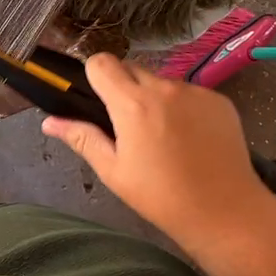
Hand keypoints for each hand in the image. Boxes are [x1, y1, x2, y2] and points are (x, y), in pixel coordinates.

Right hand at [43, 55, 275, 257]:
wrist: (226, 213)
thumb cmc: (162, 197)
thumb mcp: (114, 171)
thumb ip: (82, 138)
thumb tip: (49, 121)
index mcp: (132, 104)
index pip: (101, 62)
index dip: (94, 76)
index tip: (98, 100)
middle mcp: (164, 88)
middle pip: (131, 68)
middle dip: (124, 89)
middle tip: (128, 126)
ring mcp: (195, 92)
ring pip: (161, 81)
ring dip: (154, 97)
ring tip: (163, 137)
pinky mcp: (219, 100)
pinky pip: (189, 92)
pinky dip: (183, 107)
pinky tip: (190, 138)